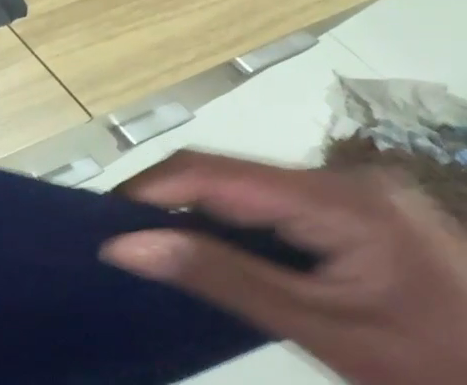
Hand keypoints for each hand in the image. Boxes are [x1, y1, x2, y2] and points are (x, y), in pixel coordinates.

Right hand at [100, 150, 466, 384]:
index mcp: (341, 198)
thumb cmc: (435, 366)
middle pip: (226, 173)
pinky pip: (276, 203)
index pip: (211, 172)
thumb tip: (120, 246)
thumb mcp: (325, 330)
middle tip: (129, 244)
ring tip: (165, 250)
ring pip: (245, 187)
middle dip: (169, 203)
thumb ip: (220, 276)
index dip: (147, 192)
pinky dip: (239, 226)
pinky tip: (224, 255)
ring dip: (201, 215)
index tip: (103, 227)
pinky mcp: (364, 210)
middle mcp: (346, 178)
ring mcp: (359, 192)